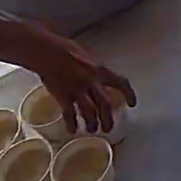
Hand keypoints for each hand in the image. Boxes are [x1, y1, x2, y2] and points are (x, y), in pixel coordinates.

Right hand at [20, 26, 134, 134]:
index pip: (121, 82)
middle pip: (105, 104)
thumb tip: (100, 78)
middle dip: (108, 118)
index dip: (129, 94)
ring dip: (92, 123)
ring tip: (92, 130)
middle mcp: (92, 81)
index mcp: (100, 69)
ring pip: (89, 112)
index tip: (133, 103)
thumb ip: (95, 69)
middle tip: (108, 128)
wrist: (47, 52)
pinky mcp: (63, 95)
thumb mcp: (87, 57)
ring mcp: (77, 89)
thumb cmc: (65, 50)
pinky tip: (72, 130)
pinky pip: (70, 114)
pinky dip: (72, 123)